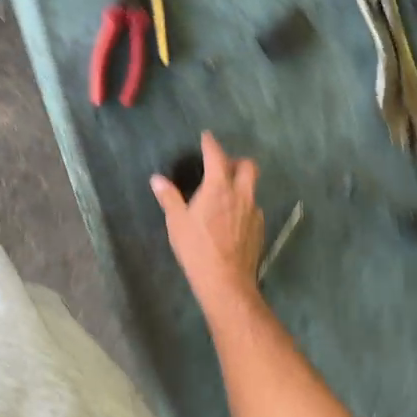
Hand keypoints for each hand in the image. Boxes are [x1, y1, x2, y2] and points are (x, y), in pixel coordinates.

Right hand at [151, 132, 265, 297]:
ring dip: (240, 185)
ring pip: (251, 188)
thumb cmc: (196, 248)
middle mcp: (240, 194)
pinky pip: (252, 208)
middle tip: (222, 166)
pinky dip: (242, 206)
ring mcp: (253, 212)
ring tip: (225, 195)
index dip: (211, 144)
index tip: (207, 137)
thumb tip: (157, 179)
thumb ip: (169, 197)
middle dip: (236, 161)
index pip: (216, 156)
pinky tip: (231, 219)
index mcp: (218, 187)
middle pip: (248, 167)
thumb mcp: (176, 222)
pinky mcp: (259, 228)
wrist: (226, 280)